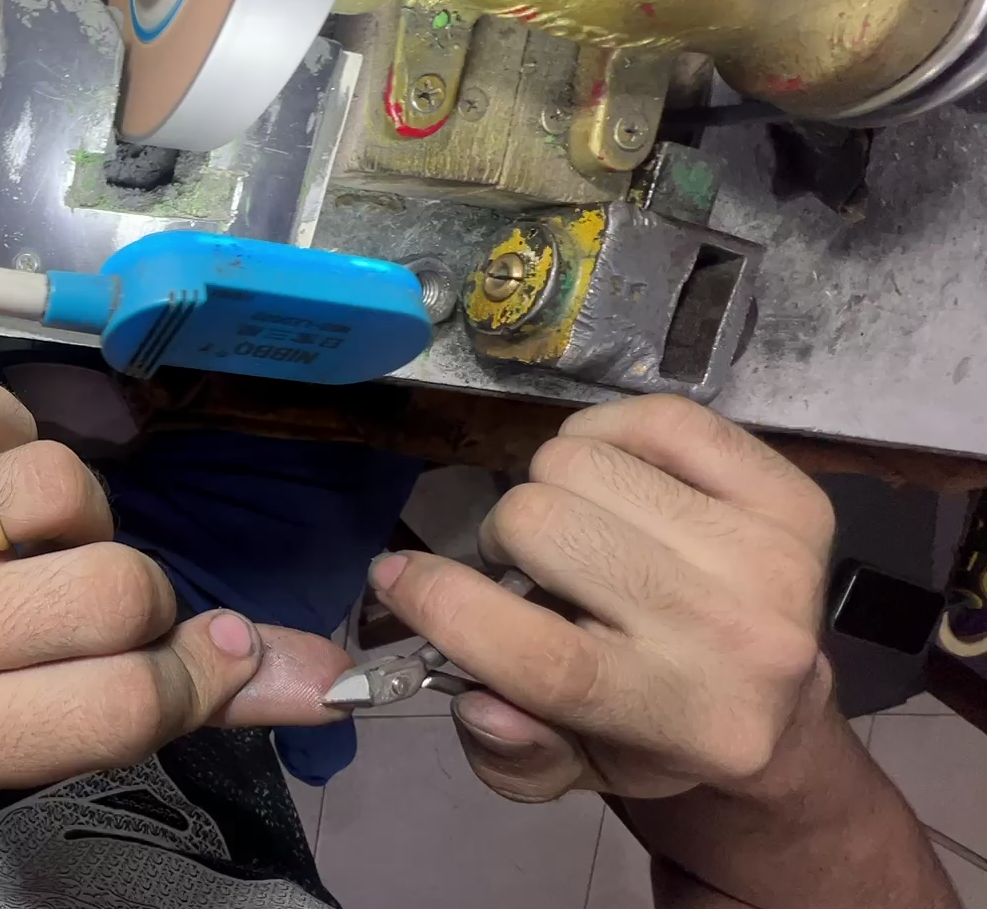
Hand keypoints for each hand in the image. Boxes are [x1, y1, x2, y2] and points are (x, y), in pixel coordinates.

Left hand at [0, 367, 353, 794]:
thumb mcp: (73, 717)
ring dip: (77, 508)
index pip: (125, 704)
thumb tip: (329, 680)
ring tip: (43, 537)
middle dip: (130, 589)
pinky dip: (4, 420)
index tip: (200, 644)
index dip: (191, 671)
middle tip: (90, 592)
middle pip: (107, 587)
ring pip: (58, 481)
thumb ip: (201, 701)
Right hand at [367, 395, 835, 802]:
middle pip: (537, 520)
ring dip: (550, 487)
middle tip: (526, 565)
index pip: (537, 655)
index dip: (436, 603)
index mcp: (680, 720)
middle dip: (503, 536)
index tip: (391, 576)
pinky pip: (654, 418)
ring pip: (575, 459)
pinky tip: (617, 485)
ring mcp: (770, 561)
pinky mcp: (792, 499)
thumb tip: (479, 705)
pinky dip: (607, 436)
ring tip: (578, 528)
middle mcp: (740, 642)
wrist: (779, 711)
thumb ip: (513, 756)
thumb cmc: (640, 732)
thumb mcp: (566, 767)